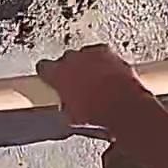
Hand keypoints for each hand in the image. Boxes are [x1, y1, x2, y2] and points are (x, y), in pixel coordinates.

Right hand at [37, 45, 158, 130]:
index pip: (44, 67)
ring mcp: (89, 53)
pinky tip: (108, 74)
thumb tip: (69, 107)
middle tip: (77, 85)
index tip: (51, 79)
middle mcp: (70, 59)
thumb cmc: (97, 112)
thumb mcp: (73, 116)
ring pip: (83, 55)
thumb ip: (66, 104)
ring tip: (95, 80)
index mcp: (57, 74)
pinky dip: (103, 62)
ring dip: (87, 64)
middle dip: (70, 69)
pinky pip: (101, 54)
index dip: (48, 74)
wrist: (123, 106)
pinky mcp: (108, 52)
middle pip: (65, 59)